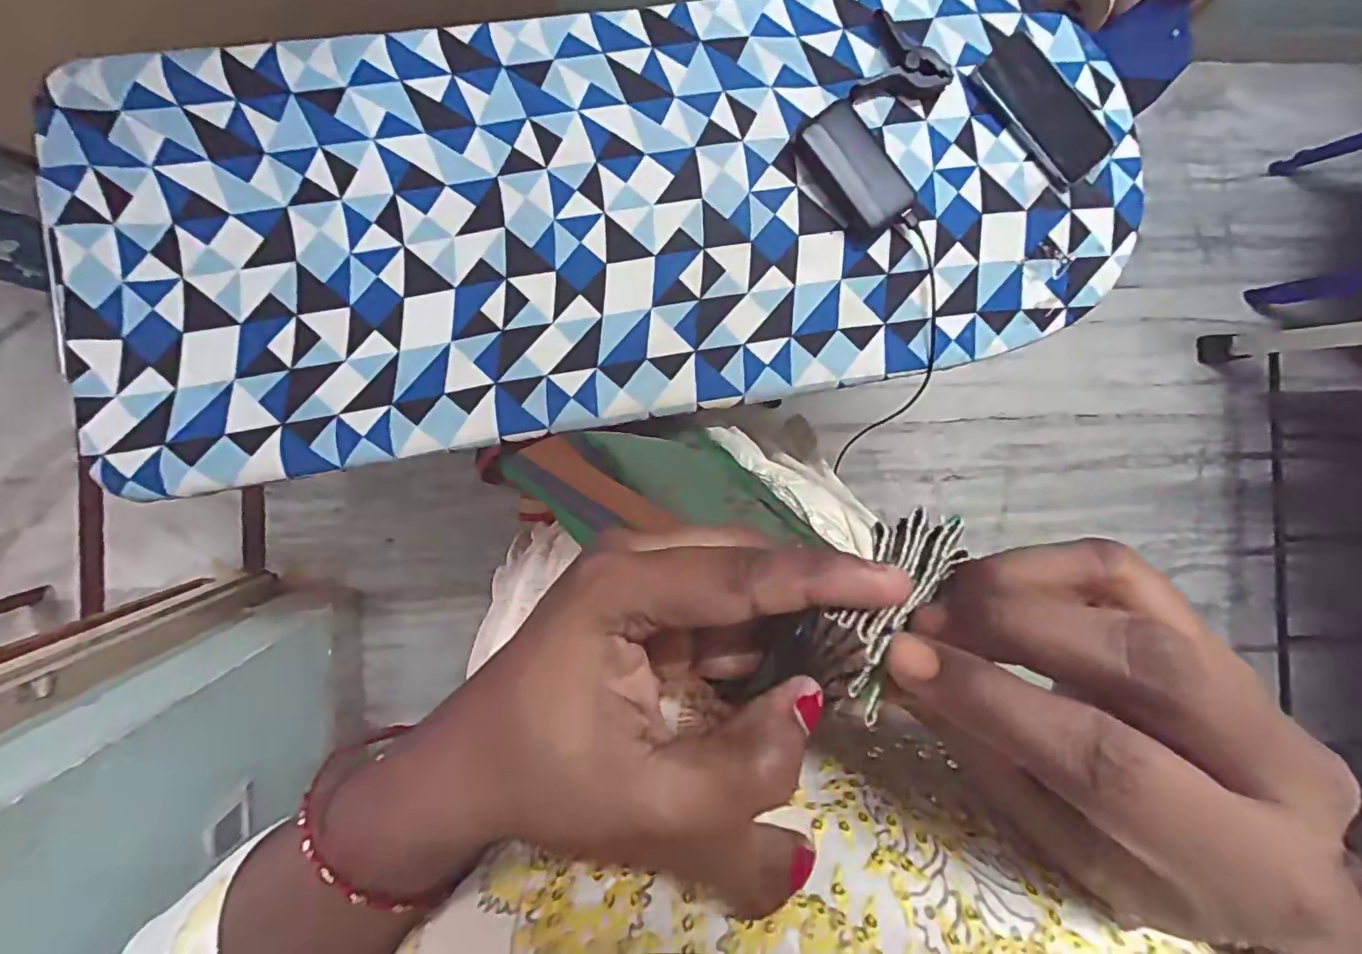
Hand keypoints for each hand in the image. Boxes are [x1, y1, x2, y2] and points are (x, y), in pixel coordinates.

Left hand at [225, 531, 907, 953]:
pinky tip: (792, 663)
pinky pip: (721, 607)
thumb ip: (745, 769)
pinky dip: (759, 635)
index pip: (743, 575)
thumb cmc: (543, 780)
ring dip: (791, 616)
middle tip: (883, 628)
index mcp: (624, 584)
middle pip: (746, 563)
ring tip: (851, 649)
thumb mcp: (647, 803)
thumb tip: (812, 699)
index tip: (895, 582)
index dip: (824, 578)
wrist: (467, 770)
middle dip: (814, 594)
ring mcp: (637, 574)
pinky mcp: (644, 599)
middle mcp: (634, 558)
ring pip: (739, 582)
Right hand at [886, 540, 1361, 952]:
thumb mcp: (1066, 851)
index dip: (995, 698)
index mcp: (1245, 859)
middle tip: (924, 622)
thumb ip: (989, 758)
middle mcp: (1279, 758)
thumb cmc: (1151, 879)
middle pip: (1134, 656)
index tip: (904, 659)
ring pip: (1129, 592)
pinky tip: (994, 585)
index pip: (1110, 761)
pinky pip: (1122, 571)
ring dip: (1018, 584)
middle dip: (1007, 625)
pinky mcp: (1215, 628)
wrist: (1267, 865)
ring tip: (950, 599)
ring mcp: (1253, 679)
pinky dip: (1041, 566)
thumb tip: (905, 673)